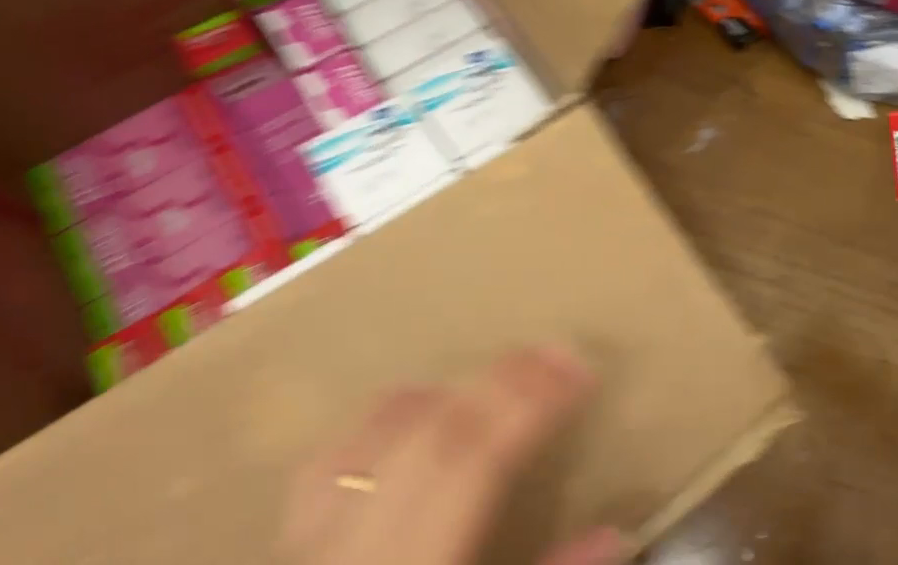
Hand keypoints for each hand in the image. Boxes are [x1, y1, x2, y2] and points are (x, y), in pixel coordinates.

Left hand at [283, 345, 628, 564]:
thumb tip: (614, 535)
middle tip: (552, 353)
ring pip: (366, 445)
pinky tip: (402, 419)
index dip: (528, 404)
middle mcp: (358, 551)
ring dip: (434, 398)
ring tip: (485, 381)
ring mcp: (308, 553)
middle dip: (498, 384)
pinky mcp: (283, 554)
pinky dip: (369, 430)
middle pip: (429, 439)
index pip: (474, 465)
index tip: (578, 366)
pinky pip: (321, 473)